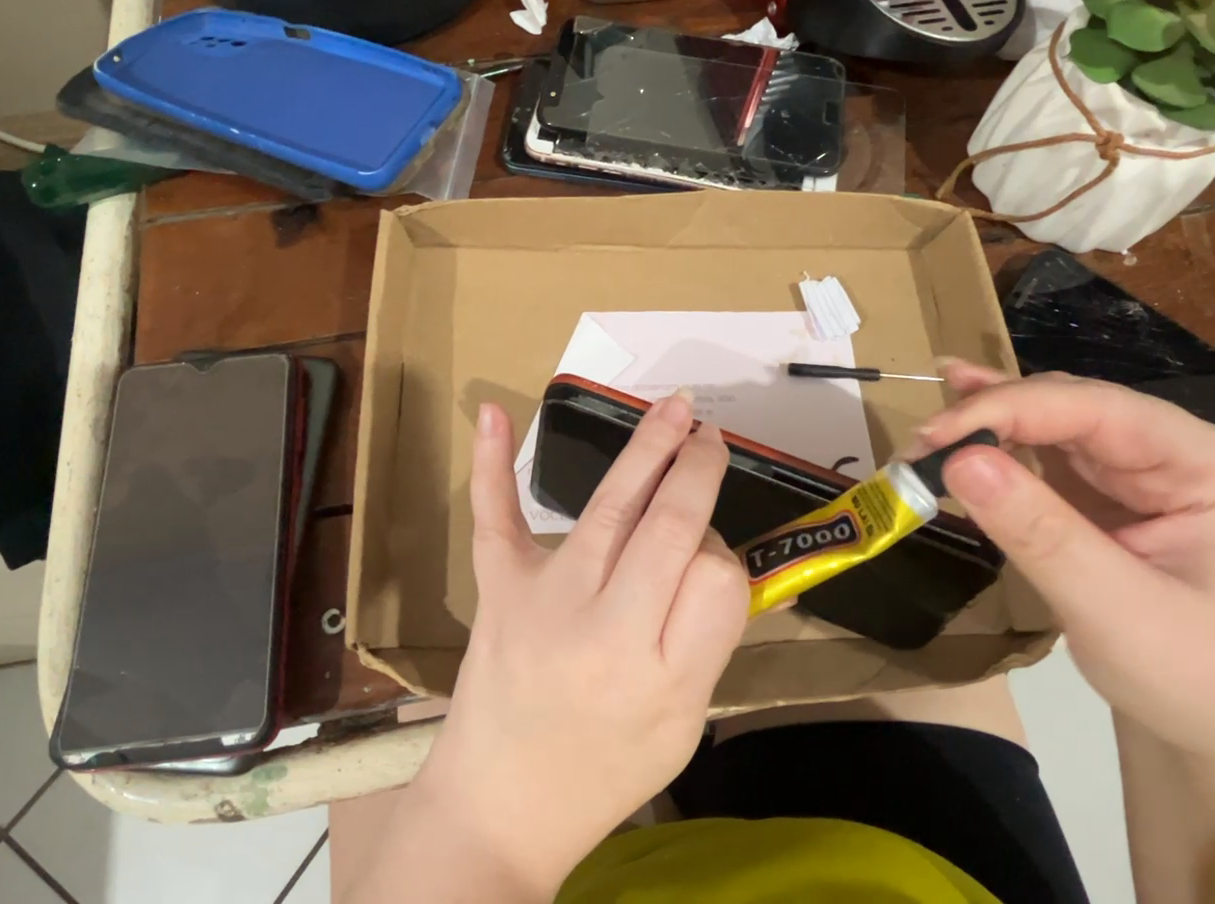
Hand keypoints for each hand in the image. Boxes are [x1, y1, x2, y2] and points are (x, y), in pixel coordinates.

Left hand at [406, 392, 748, 894]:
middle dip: (697, 470)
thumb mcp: (683, 726)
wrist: (503, 804)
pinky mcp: (499, 588)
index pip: (717, 579)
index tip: (711, 552)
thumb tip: (713, 555)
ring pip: (609, 509)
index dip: (723, 553)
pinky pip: (496, 519)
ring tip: (676, 409)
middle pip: (668, 529)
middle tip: (712, 434)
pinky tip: (494, 412)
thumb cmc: (606, 772)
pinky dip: (491, 465)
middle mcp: (605, 632)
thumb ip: (705, 642)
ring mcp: (545, 602)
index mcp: (662, 677)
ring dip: (647, 449)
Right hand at [915, 362, 1214, 774]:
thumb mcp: (1115, 612)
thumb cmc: (1197, 684)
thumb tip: (957, 460)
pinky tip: (966, 443)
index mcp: (1212, 468)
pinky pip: (1053, 465)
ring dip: (993, 428)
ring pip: (1059, 430)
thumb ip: (1039, 532)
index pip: (1100, 408)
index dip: (1011, 407)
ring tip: (930, 429)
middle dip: (996, 415)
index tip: (935, 433)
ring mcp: (1149, 480)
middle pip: (1077, 409)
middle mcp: (1182, 458)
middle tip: (921, 439)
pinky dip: (1005, 456)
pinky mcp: (1116, 504)